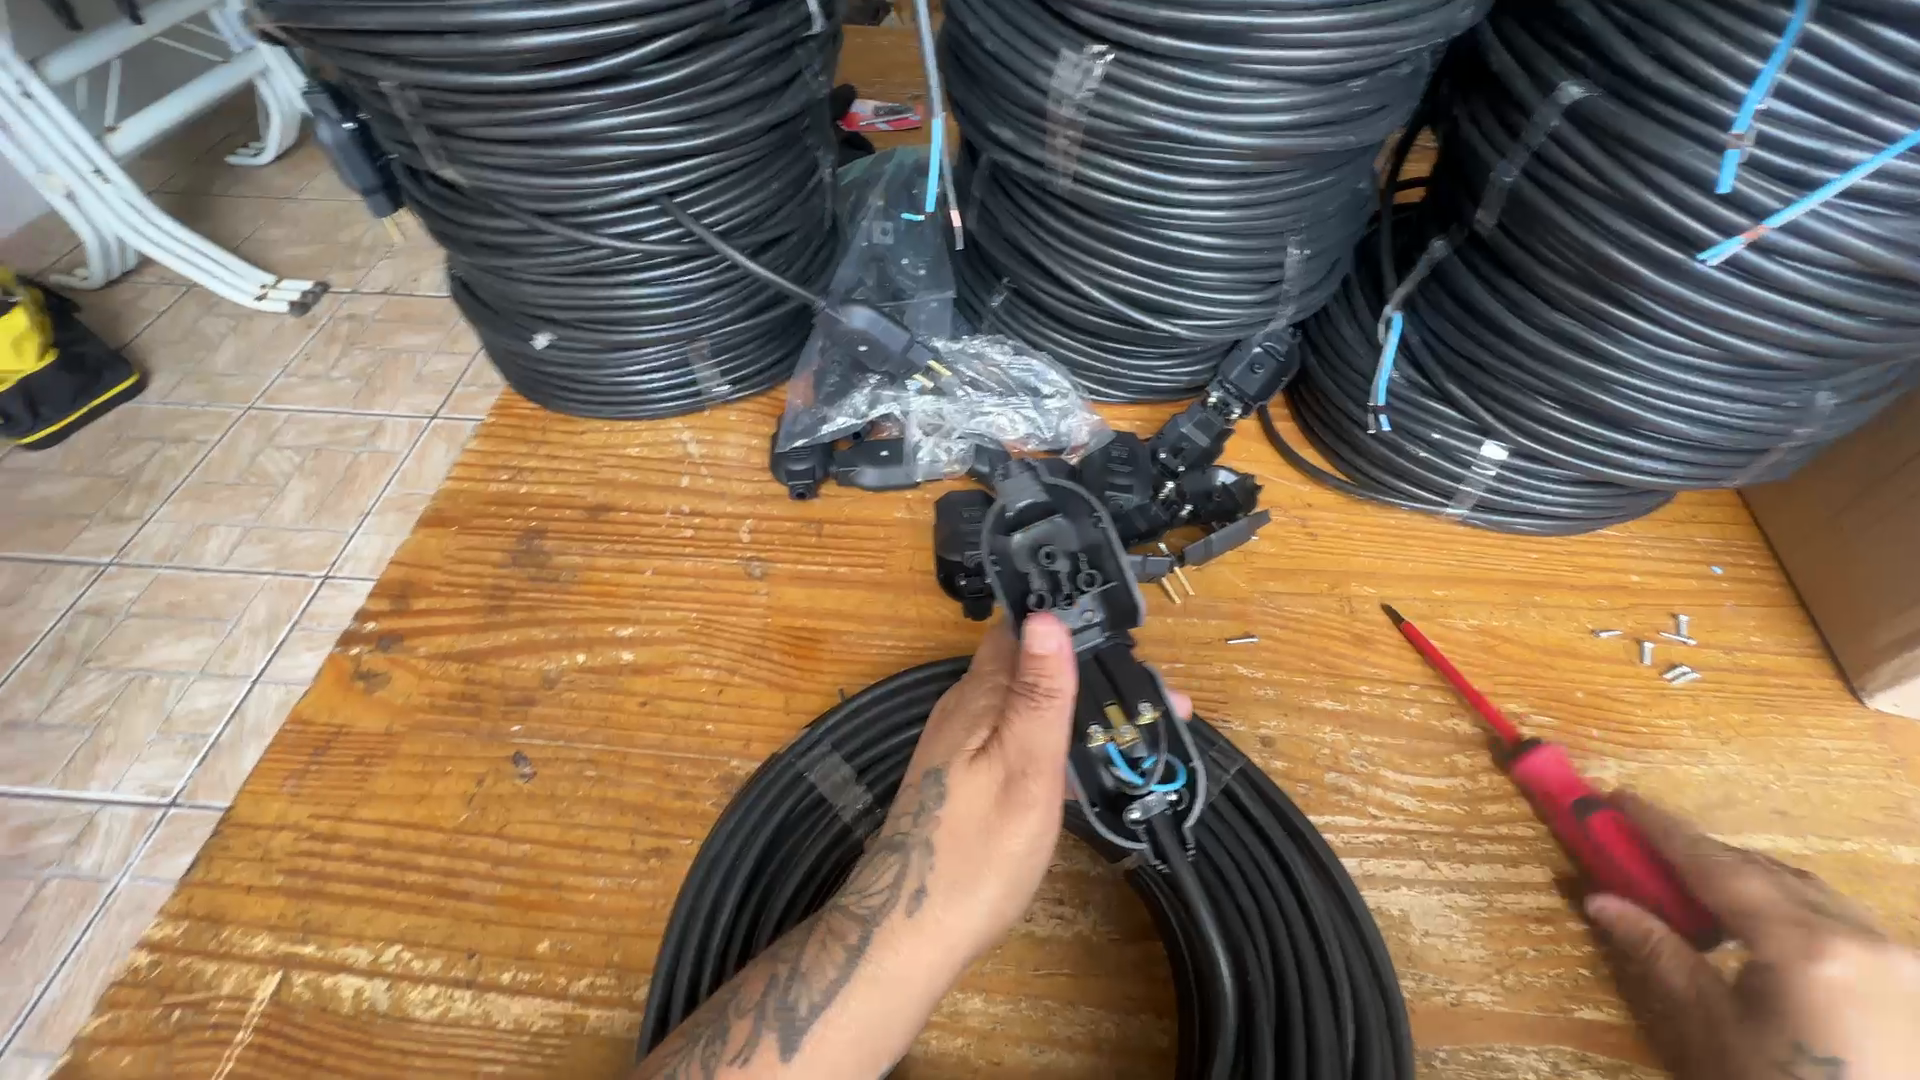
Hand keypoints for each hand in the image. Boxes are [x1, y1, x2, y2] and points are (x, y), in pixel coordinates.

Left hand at [872, 615, 1193, 977]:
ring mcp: (964, 741)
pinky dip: (1059, 739)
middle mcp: (966, 707)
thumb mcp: (1023, 769)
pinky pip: (1020, 735)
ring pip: (1029, 701)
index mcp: (979, 695)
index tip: (1130, 640)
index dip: (1073, 623)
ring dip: (1080, 706)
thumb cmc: (977, 853)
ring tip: (1144, 728)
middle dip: (1091, 670)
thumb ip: (1038, 694)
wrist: (910, 930)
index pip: (1023, 628)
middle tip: (1161, 700)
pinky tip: (1090, 763)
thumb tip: (1045, 616)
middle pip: (1032, 664)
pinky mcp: (967, 772)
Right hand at [1586, 793, 1919, 1079]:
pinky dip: (1789, 902)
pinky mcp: (1914, 983)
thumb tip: (1598, 900)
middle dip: (1699, 852)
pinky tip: (1760, 919)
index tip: (1618, 798)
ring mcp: (1902, 962)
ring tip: (1692, 878)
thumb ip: (1660, 952)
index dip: (1662, 829)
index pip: (1717, 866)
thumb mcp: (1712, 1026)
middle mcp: (1863, 938)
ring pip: (1808, 890)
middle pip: (1764, 871)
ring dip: (1745, 875)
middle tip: (1641, 840)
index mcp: (1806, 946)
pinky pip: (1842, 918)